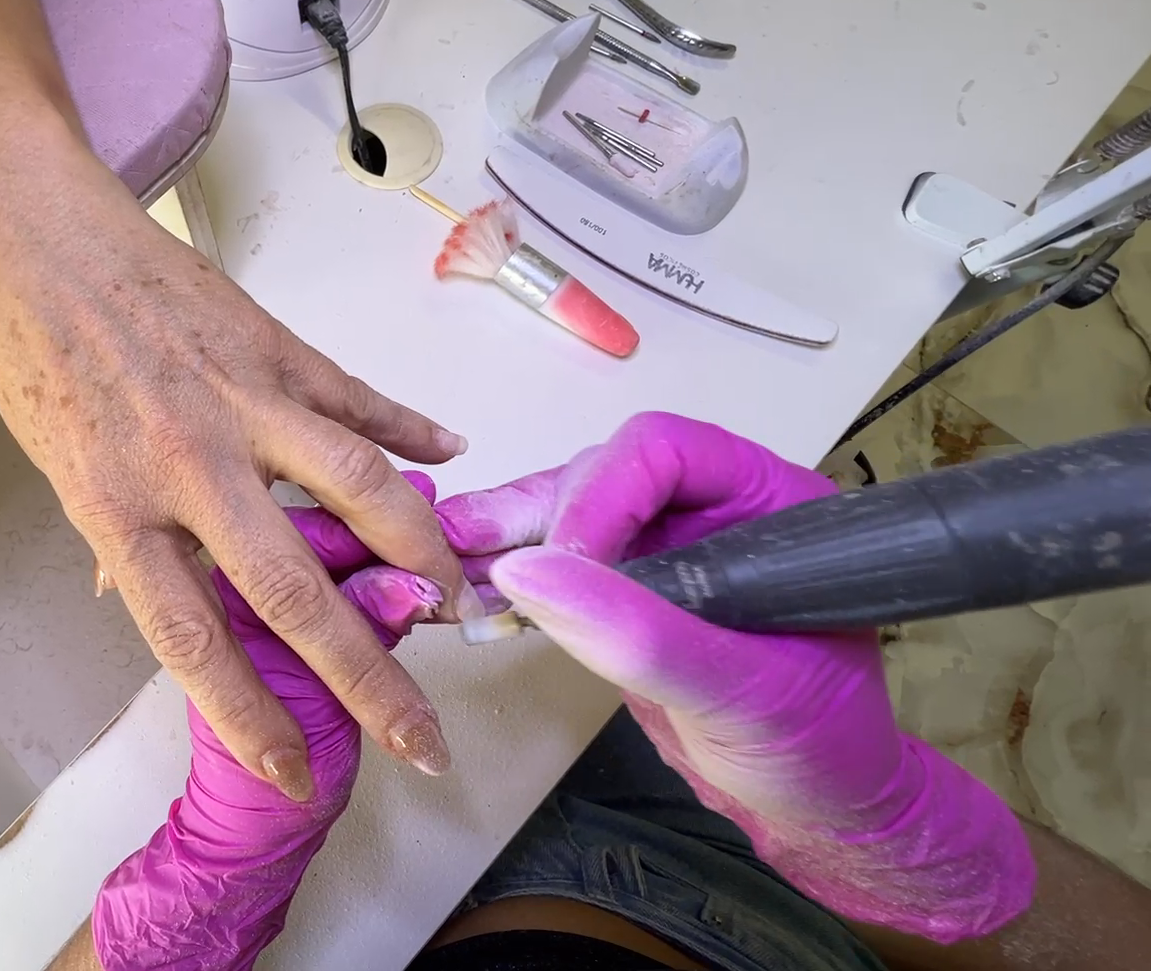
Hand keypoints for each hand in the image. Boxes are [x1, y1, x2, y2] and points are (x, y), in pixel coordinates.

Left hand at [0, 0, 469, 800]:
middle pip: (296, 589)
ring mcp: (242, 399)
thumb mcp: (58, 469)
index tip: (296, 774)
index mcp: (120, 508)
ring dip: (421, 549)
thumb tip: (172, 599)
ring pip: (360, 484)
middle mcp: (190, 465)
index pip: (195, 643)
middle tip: (426, 735)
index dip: (251, 720)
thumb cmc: (33, 359)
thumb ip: (126, 538)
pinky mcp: (273, 343)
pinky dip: (409, 424)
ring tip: (454, 594)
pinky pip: (355, 396)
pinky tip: (451, 450)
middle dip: (370, 675)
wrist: (35, 242)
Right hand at [435, 412, 1034, 942]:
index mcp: (758, 502)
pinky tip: (465, 589)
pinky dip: (500, 570)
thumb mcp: (738, 694)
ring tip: (448, 557)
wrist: (800, 803)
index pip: (661, 452)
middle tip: (465, 544)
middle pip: (594, 474)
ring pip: (557, 509)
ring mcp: (650, 541)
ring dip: (500, 535)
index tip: (560, 563)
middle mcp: (697, 506)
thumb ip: (636, 633)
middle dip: (530, 512)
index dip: (600, 494)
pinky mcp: (611, 579)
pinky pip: (543, 556)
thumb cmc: (808, 748)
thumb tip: (519, 573)